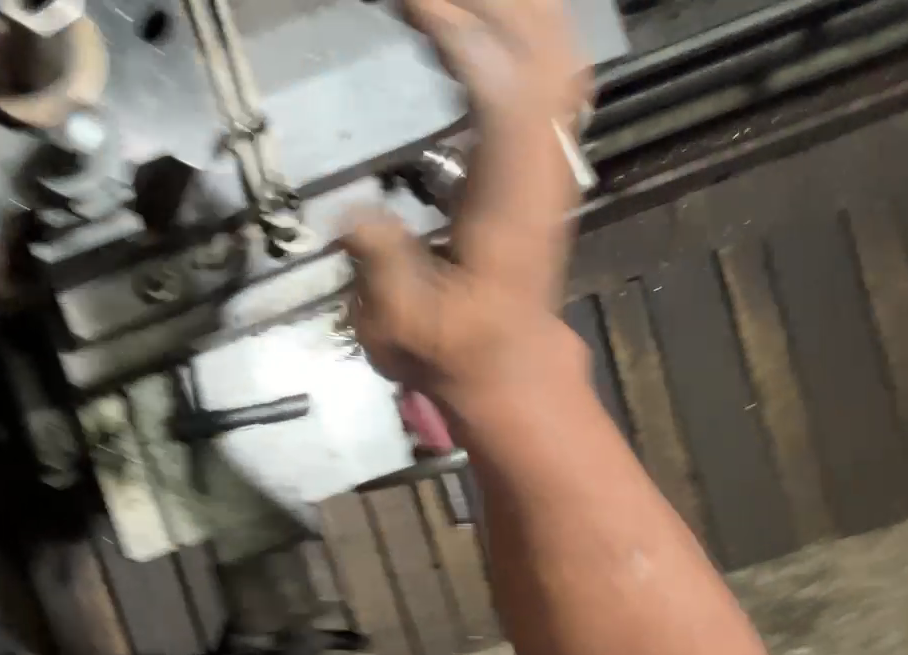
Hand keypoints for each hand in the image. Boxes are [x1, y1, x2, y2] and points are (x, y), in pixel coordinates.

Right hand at [346, 0, 592, 417]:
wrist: (501, 365)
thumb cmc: (450, 348)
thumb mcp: (401, 321)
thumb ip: (380, 262)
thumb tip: (348, 213)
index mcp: (509, 198)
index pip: (503, 92)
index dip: (466, 39)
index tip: (418, 7)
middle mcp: (542, 165)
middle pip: (546, 54)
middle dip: (495, 7)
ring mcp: (550, 162)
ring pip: (559, 58)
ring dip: (517, 17)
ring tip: (456, 4)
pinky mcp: (542, 167)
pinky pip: (552, 82)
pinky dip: (527, 44)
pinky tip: (495, 37)